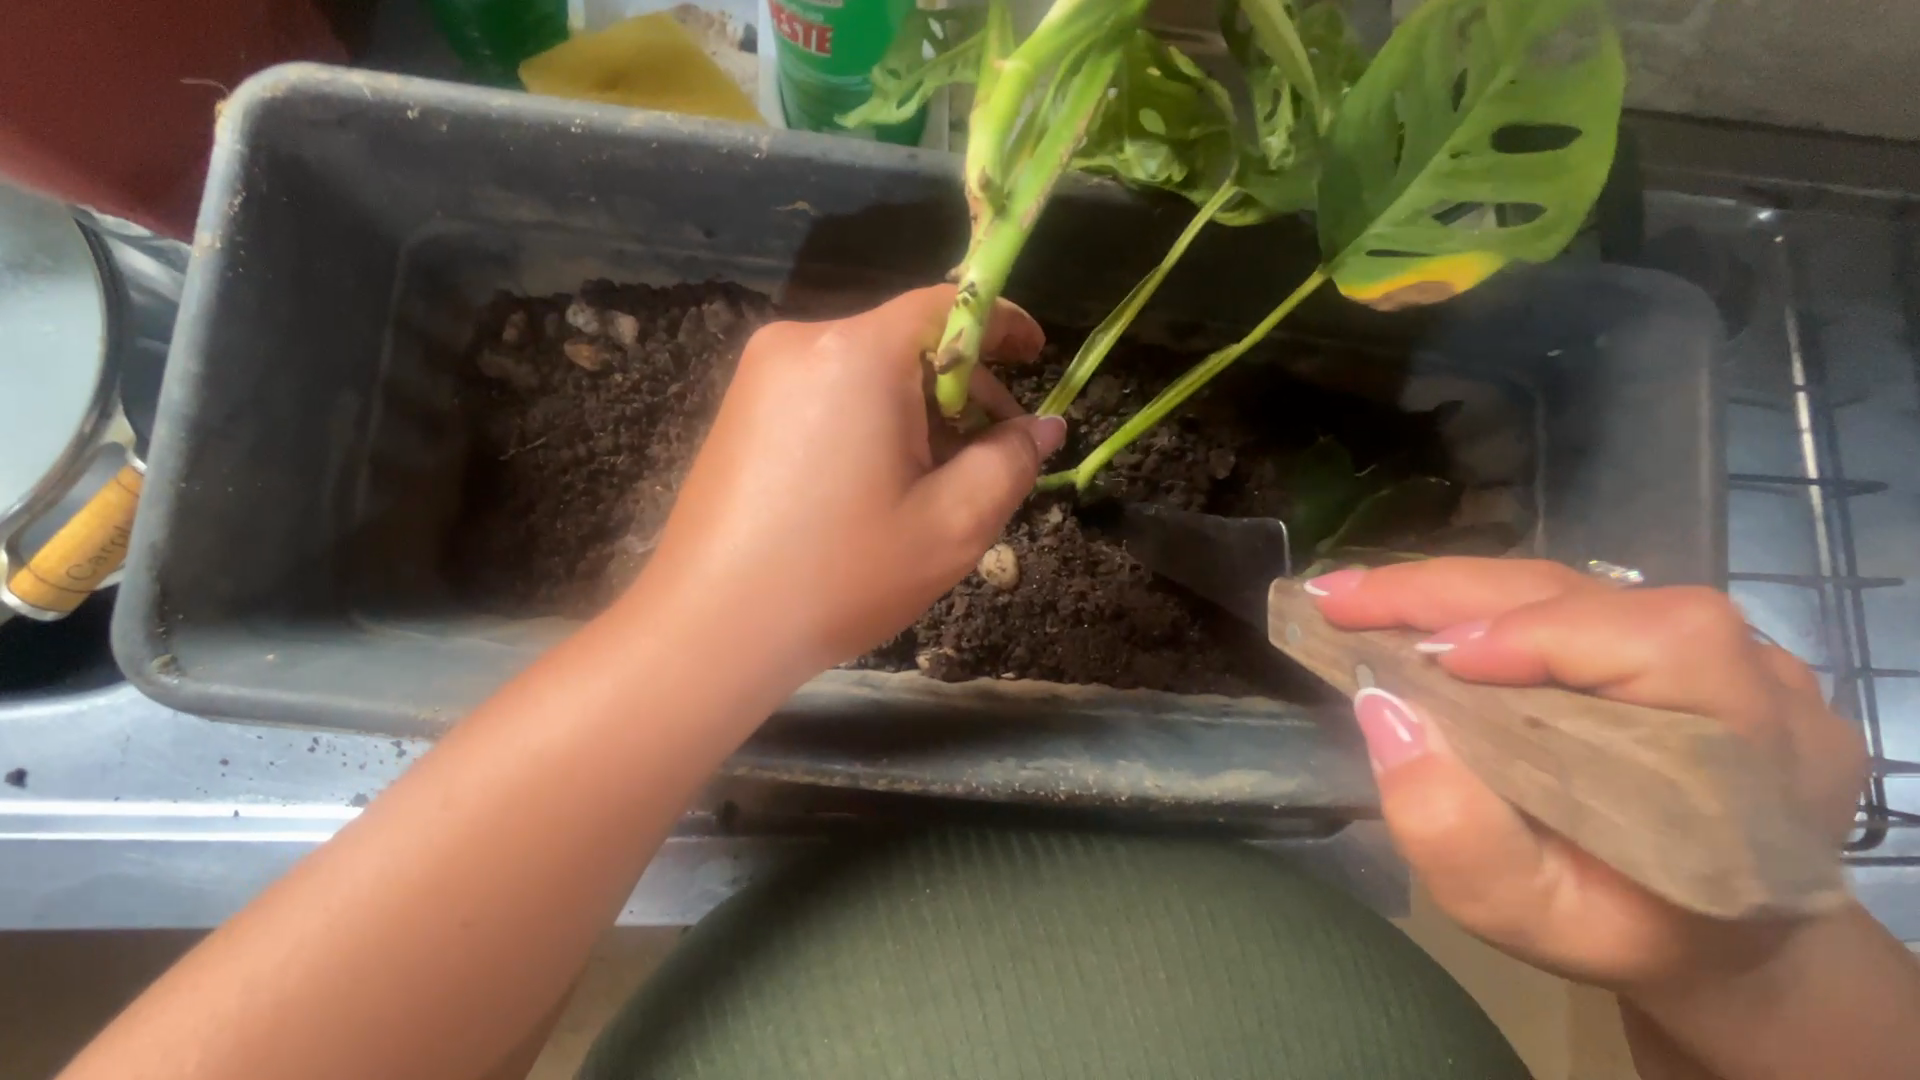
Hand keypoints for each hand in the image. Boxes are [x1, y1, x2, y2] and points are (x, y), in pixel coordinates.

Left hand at [628, 285, 1064, 684]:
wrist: (709, 631)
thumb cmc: (841, 575)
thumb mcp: (951, 525)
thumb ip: (1010, 461)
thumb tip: (1044, 426)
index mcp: (857, 354)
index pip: (947, 305)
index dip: (1002, 325)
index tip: (1037, 357)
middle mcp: (802, 342)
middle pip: (906, 342)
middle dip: (960, 389)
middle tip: (991, 454)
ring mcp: (761, 375)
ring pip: (867, 373)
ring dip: (916, 412)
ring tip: (933, 482)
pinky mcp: (740, 409)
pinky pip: (827, 395)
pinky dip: (869, 423)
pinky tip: (875, 485)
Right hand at [1305, 558, 1866, 993]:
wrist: (1709, 930)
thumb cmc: (1621, 927)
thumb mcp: (1527, 914)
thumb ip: (1456, 834)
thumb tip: (1380, 709)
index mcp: (1747, 763)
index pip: (1663, 645)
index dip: (1544, 634)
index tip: (1437, 658)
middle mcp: (1746, 682)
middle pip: (1586, 593)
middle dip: (1446, 593)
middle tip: (1339, 601)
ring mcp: (1707, 648)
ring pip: (1561, 586)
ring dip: (1444, 592)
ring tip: (1352, 602)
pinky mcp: (1656, 636)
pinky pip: (1557, 598)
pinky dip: (1469, 601)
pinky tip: (1407, 615)